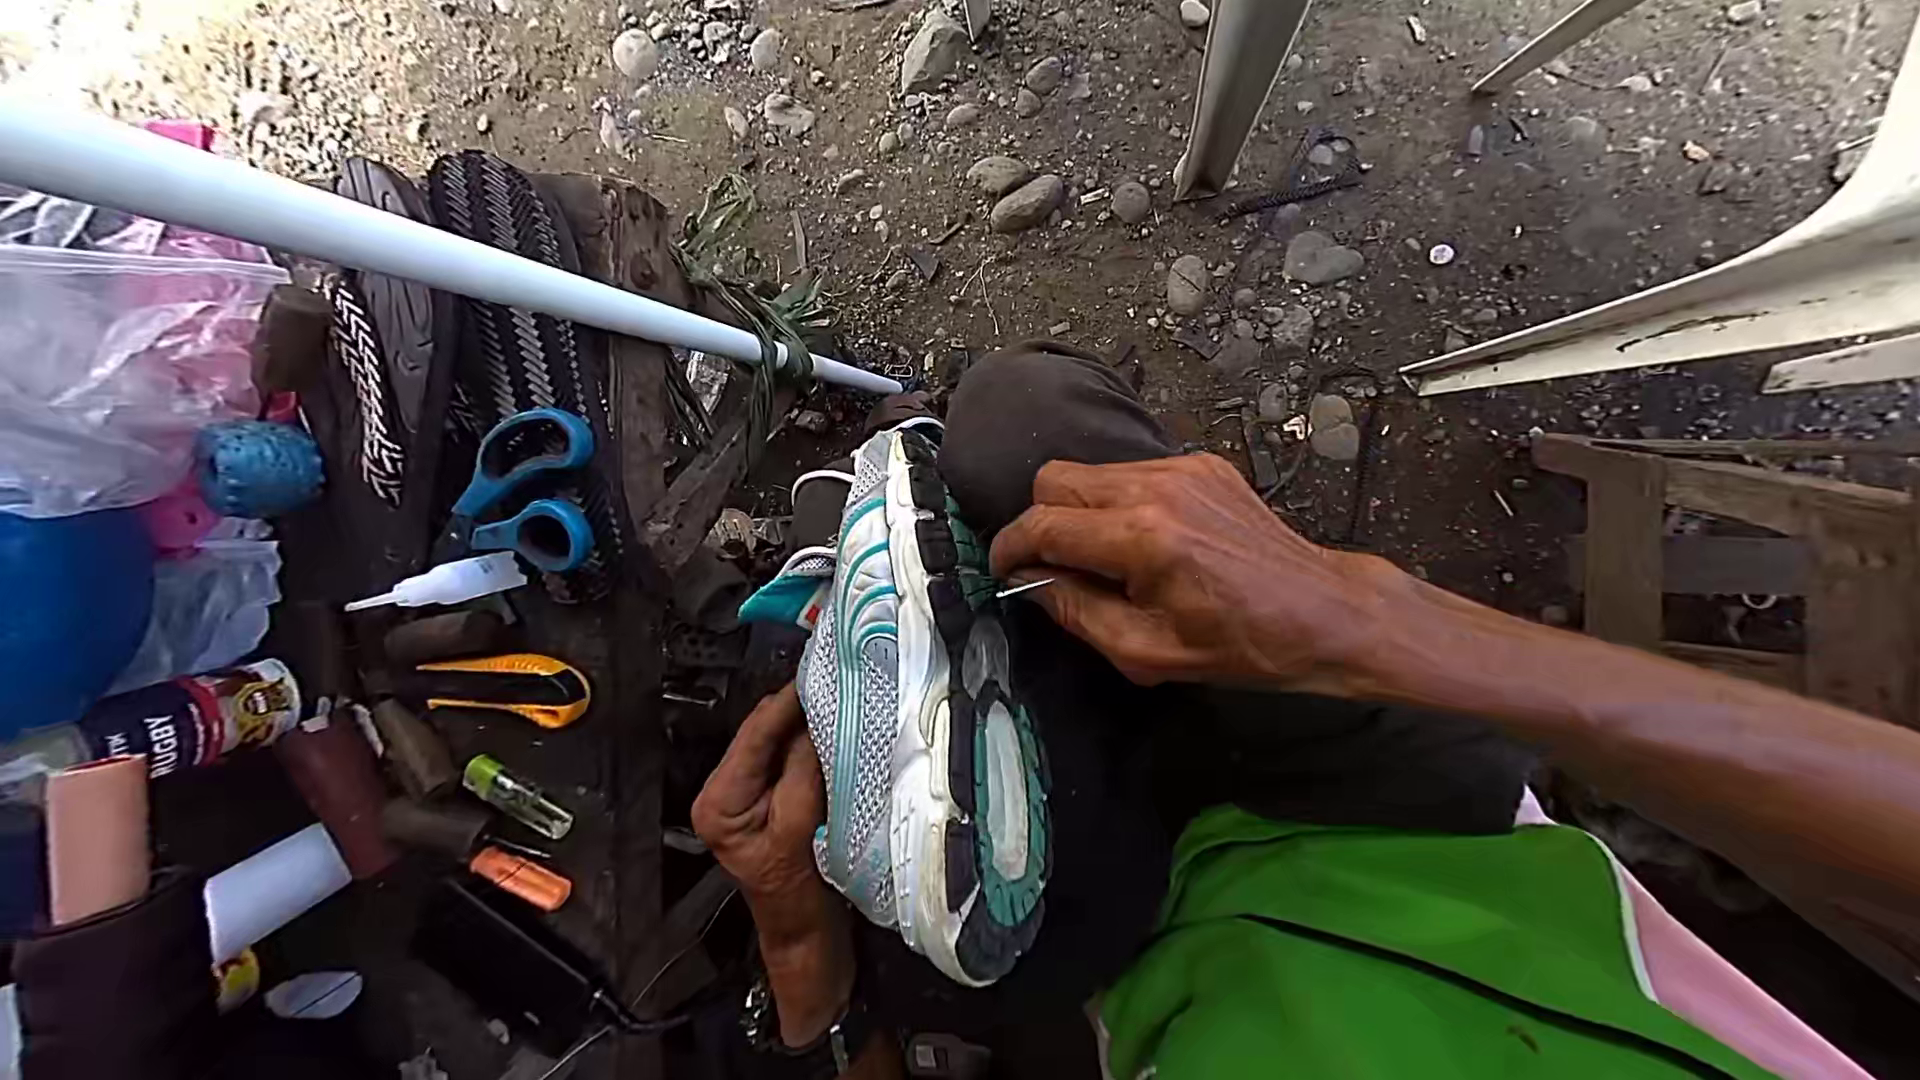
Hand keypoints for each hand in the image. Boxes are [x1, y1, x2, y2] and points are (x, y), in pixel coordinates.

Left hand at [691, 684, 853, 1044]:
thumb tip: (813, 719)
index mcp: (720, 801)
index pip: (754, 733)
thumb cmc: (799, 892)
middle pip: (763, 729)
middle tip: (834, 682)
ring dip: (806, 720)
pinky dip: (810, 738)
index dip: (786, 702)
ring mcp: (747, 789)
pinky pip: (790, 752)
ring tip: (836, 698)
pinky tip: (831, 727)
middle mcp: (725, 789)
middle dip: (797, 707)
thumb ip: (801, 770)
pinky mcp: (770, 790)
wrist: (808, 928)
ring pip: (778, 737)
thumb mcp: (799, 829)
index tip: (816, 675)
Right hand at [989, 454, 1401, 691]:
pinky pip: (1127, 471)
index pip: (1043, 524)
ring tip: (1100, 554)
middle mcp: (1156, 488)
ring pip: (1087, 470)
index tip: (1003, 567)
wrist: (1323, 612)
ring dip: (1075, 509)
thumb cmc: (1239, 645)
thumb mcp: (1144, 651)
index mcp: (1141, 539)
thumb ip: (1073, 610)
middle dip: (1038, 519)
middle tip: (1050, 562)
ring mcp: (1180, 469)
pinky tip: (1140, 537)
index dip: (1009, 546)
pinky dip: (1114, 501)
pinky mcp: (1199, 464)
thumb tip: (1031, 579)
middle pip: (1054, 477)